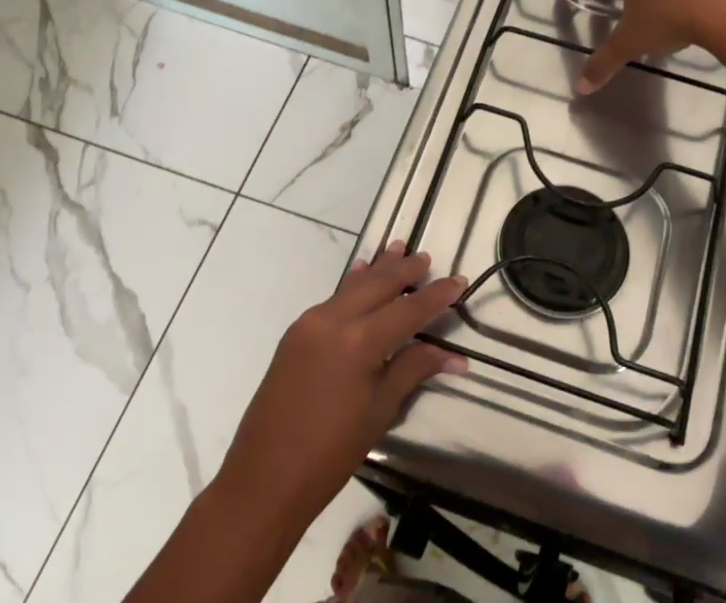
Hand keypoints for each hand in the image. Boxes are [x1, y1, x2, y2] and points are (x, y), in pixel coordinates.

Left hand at [212, 242, 465, 529]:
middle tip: (428, 258)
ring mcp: (309, 325)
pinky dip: (351, 285)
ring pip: (352, 287)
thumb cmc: (332, 451)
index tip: (460, 282)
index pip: (409, 308)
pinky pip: (332, 299)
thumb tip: (454, 356)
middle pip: (377, 285)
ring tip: (397, 249)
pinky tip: (359, 274)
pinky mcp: (295, 336)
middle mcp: (333, 320)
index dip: (436, 295)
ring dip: (377, 270)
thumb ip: (414, 369)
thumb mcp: (381, 410)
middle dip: (405, 271)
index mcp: (359, 340)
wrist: (265, 477)